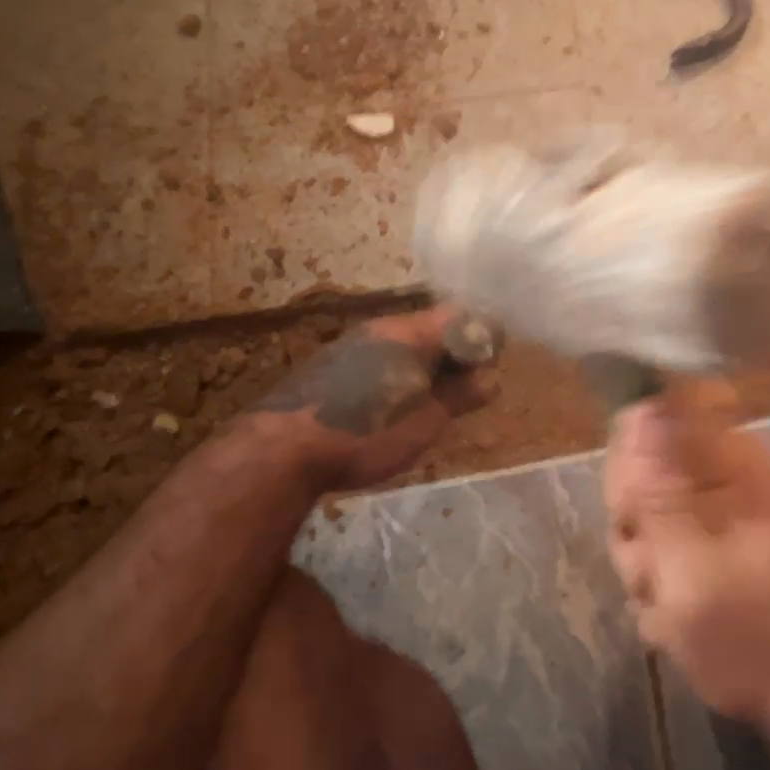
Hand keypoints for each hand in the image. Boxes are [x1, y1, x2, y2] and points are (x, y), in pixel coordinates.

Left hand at [248, 306, 478, 489]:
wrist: (277, 453)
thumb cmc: (366, 433)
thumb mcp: (427, 420)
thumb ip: (460, 395)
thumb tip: (491, 378)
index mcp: (409, 332)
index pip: (462, 316)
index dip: (485, 338)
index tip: (492, 369)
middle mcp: (380, 329)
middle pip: (433, 329)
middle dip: (455, 356)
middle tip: (467, 393)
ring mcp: (349, 347)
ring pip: (403, 348)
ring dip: (425, 369)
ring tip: (432, 406)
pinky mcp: (327, 370)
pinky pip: (377, 363)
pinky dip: (396, 378)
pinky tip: (391, 411)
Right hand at [602, 383, 769, 724]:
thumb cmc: (750, 628)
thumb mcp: (690, 563)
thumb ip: (656, 490)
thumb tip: (638, 408)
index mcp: (732, 464)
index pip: (660, 419)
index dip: (632, 462)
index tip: (629, 511)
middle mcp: (727, 480)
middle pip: (647, 474)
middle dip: (637, 529)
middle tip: (653, 572)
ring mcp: (721, 518)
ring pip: (648, 520)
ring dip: (646, 567)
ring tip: (669, 606)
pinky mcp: (715, 554)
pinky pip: (664, 552)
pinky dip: (663, 588)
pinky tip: (675, 623)